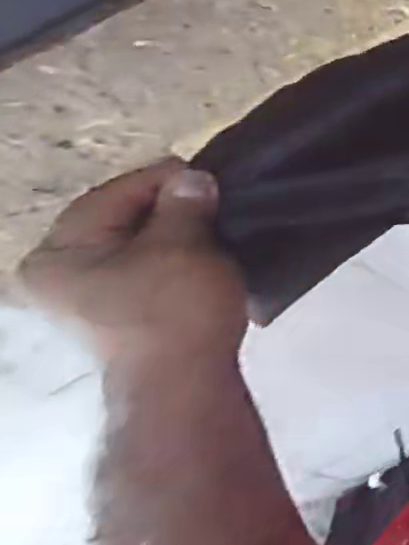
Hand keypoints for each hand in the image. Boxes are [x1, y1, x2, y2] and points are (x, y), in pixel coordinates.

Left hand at [18, 159, 246, 370]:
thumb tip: (191, 177)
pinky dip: (171, 248)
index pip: (108, 198)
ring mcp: (81, 294)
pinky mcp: (113, 307)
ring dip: (173, 226)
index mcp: (56, 255)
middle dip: (166, 203)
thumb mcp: (184, 247)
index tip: (210, 171)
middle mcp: (53, 273)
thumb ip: (184, 207)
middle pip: (113, 219)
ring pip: (129, 241)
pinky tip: (202, 249)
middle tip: (218, 193)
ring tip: (216, 219)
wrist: (179, 373)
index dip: (160, 179)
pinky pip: (139, 262)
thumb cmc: (174, 306)